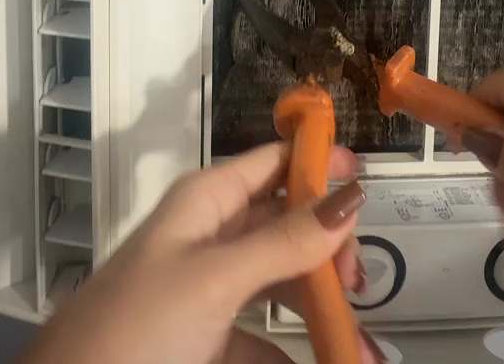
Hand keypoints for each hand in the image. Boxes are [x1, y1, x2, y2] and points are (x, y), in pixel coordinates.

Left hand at [18, 142, 385, 363]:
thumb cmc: (137, 327)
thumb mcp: (216, 280)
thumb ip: (284, 241)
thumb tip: (349, 193)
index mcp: (206, 200)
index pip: (273, 160)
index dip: (318, 161)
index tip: (367, 179)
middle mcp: (209, 234)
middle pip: (284, 223)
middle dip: (327, 248)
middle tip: (357, 283)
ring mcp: (206, 289)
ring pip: (278, 282)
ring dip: (319, 309)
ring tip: (360, 346)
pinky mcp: (203, 339)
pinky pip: (260, 336)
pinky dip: (292, 352)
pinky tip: (323, 362)